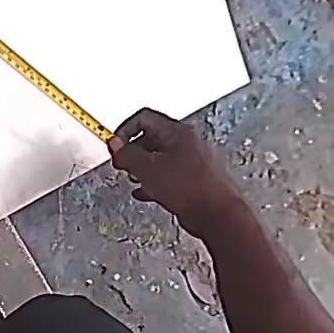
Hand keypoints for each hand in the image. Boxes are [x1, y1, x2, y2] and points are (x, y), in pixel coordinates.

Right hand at [109, 109, 253, 240]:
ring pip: (161, 158)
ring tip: (135, 179)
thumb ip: (128, 155)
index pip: (145, 118)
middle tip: (123, 163)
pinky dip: (155, 181)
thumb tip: (115, 144)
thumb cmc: (192, 188)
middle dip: (133, 151)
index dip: (125, 131)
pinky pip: (170, 175)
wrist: (217, 214)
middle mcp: (189, 143)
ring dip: (143, 168)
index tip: (116, 146)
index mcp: (178, 133)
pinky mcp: (196, 181)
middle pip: (152, 138)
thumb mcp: (148, 169)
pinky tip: (148, 192)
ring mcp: (194, 162)